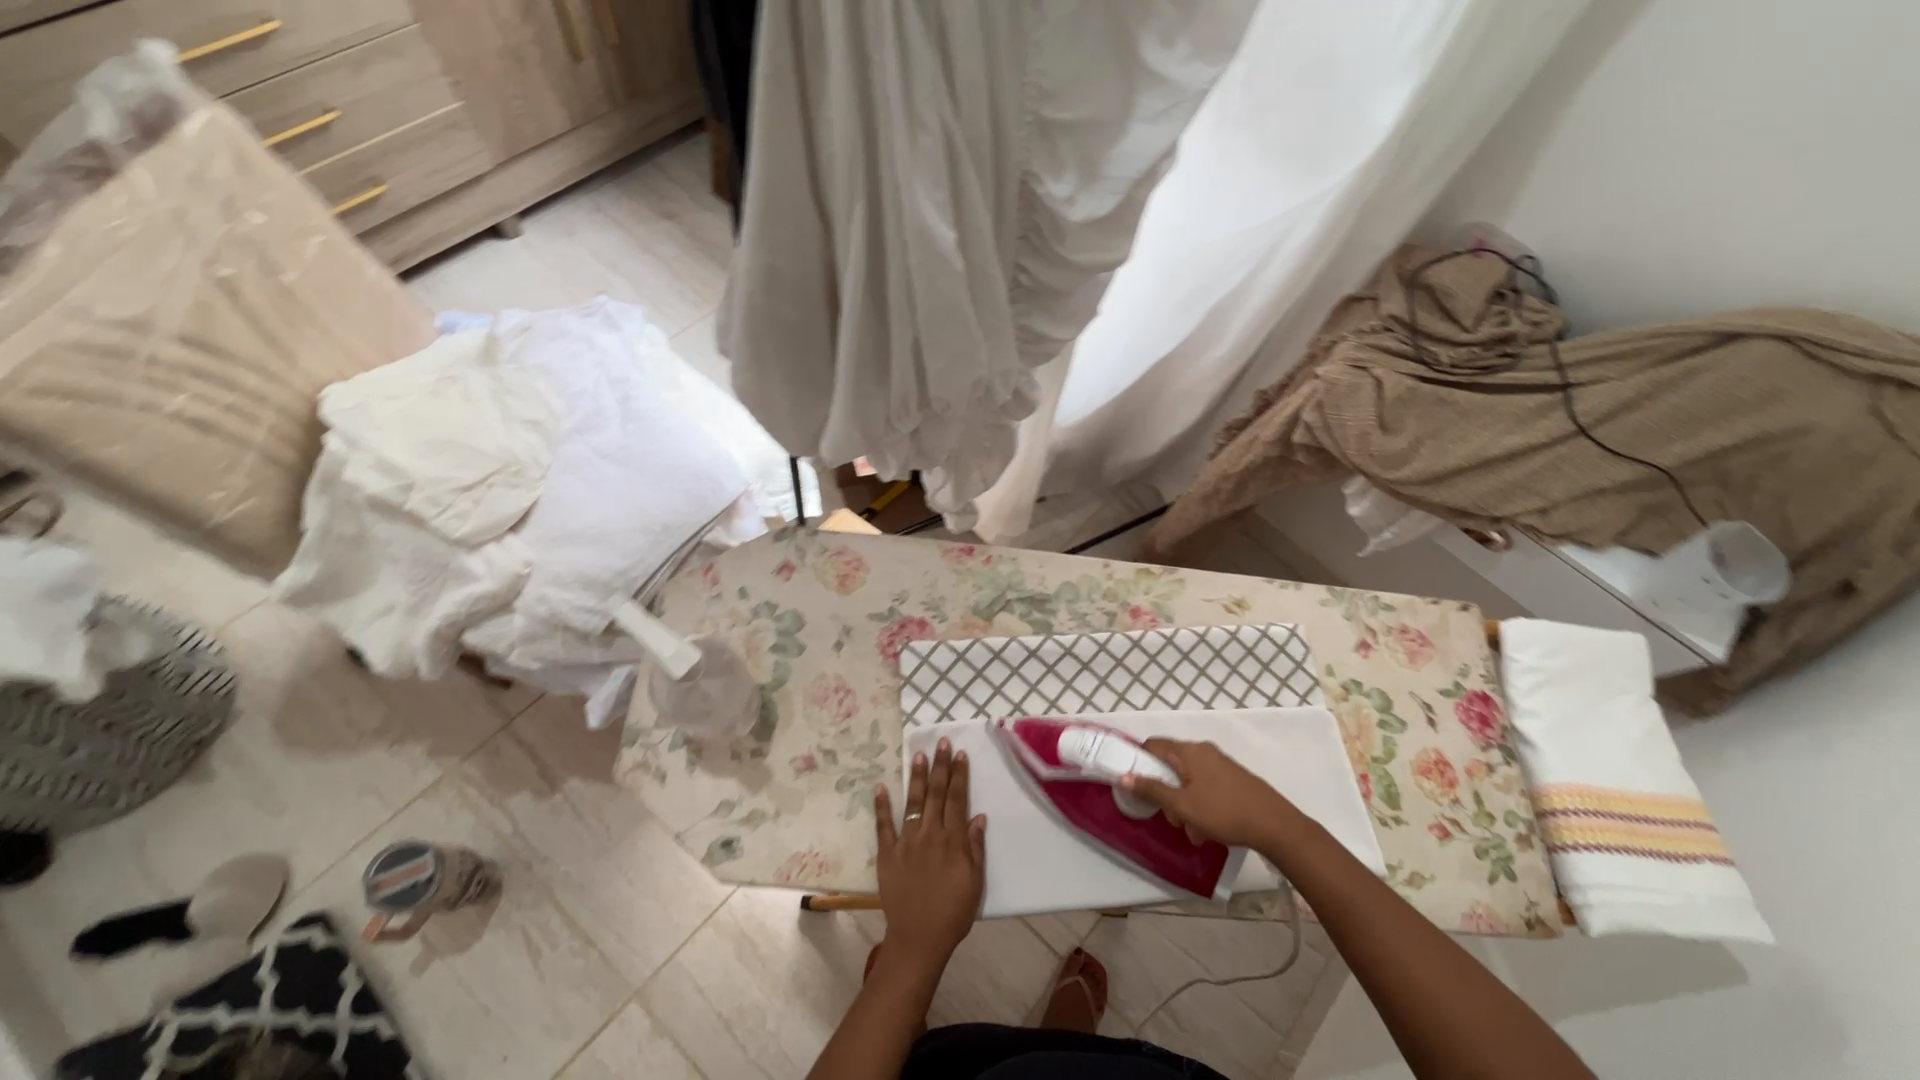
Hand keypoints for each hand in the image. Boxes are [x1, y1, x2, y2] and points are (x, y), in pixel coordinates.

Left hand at [873, 738, 986, 970]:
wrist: (919, 937)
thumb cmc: (953, 912)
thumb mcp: (975, 881)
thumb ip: (975, 847)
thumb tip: (977, 816)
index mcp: (953, 840)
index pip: (957, 800)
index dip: (959, 776)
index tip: (959, 754)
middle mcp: (930, 834)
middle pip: (937, 794)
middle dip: (940, 766)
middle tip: (941, 742)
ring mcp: (906, 842)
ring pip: (913, 802)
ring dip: (917, 778)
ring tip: (918, 756)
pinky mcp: (887, 854)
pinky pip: (884, 825)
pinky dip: (882, 806)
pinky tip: (882, 787)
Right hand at [1122, 738, 1299, 847]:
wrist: (1274, 825)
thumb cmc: (1223, 812)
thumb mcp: (1182, 805)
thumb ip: (1151, 789)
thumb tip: (1122, 776)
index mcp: (1189, 751)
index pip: (1153, 744)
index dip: (1139, 761)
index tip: (1135, 784)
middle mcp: (1204, 751)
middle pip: (1171, 764)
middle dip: (1165, 791)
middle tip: (1171, 817)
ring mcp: (1221, 763)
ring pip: (1188, 779)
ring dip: (1183, 803)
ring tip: (1193, 829)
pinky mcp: (1233, 777)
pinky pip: (1205, 785)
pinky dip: (1200, 803)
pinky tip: (1208, 828)